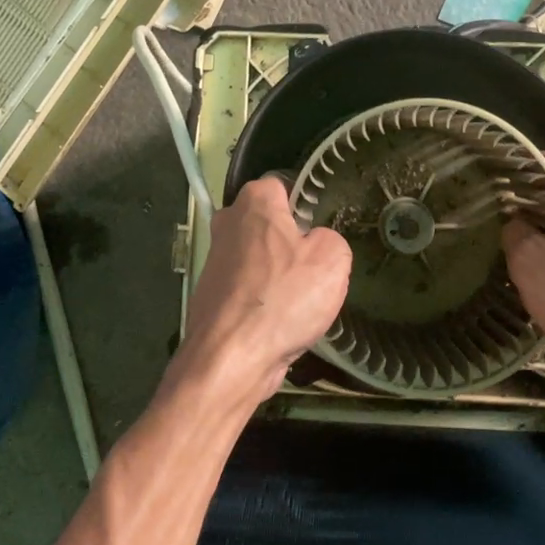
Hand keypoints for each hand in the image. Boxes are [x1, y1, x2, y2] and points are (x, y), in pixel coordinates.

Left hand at [174, 176, 351, 408]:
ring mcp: (215, 260)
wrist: (230, 359)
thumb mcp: (333, 259)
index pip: (284, 184)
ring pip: (259, 258)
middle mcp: (228, 222)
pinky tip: (280, 323)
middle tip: (314, 267)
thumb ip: (332, 239)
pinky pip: (249, 289)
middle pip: (269, 223)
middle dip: (290, 241)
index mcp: (255, 201)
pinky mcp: (211, 295)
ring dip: (277, 276)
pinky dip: (263, 302)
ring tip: (300, 302)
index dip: (306, 203)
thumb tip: (316, 243)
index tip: (321, 227)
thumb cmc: (284, 298)